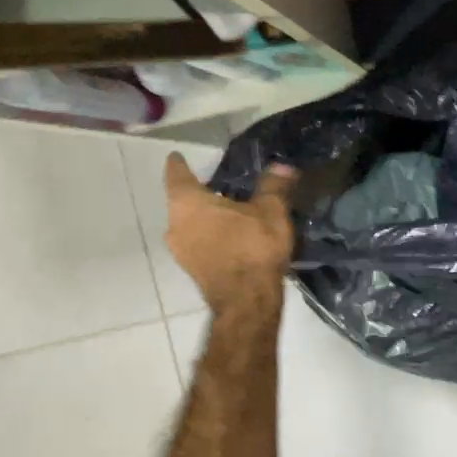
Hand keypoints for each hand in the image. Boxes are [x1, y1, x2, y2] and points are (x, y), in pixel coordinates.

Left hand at [165, 153, 297, 313]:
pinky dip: (210, 236)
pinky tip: (231, 238)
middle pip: (182, 201)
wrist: (247, 299)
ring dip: (205, 218)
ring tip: (229, 213)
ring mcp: (180, 250)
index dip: (178, 164)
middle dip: (199, 194)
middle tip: (220, 187)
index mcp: (188, 203)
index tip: (177, 156)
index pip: (177, 174)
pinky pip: (198, 243)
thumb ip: (273, 186)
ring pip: (190, 224)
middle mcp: (175, 224)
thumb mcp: (270, 210)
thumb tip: (282, 166)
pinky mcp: (192, 270)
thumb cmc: (254, 247)